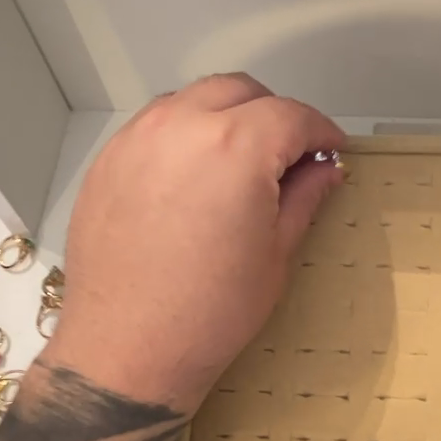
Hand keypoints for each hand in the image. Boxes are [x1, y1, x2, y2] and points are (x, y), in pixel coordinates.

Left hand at [44, 74, 345, 412]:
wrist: (129, 349)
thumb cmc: (211, 313)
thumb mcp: (275, 255)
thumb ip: (304, 197)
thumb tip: (325, 169)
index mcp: (234, 147)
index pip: (291, 115)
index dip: (320, 131)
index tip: (332, 150)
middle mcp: (181, 126)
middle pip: (240, 91)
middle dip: (274, 115)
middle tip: (290, 157)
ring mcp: (137, 139)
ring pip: (194, 101)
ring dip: (227, 119)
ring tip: (241, 166)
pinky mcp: (108, 161)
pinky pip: (156, 127)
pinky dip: (186, 136)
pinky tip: (196, 180)